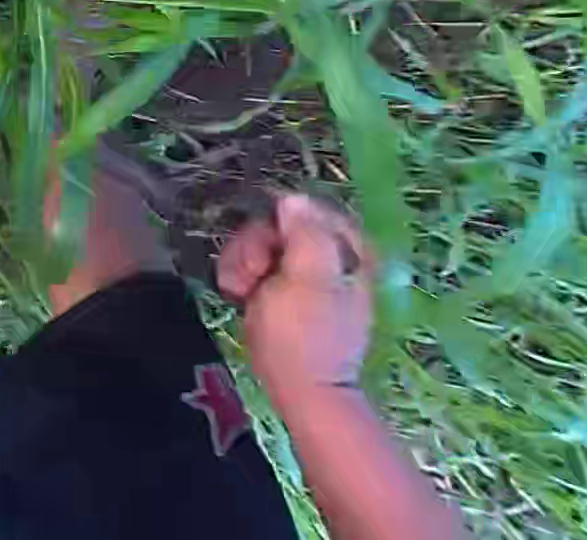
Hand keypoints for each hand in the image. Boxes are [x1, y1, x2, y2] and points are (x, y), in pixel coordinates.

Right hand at [217, 194, 372, 408]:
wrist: (298, 388)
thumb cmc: (306, 336)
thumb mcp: (308, 283)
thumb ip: (305, 236)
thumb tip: (292, 198)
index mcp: (348, 251)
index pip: (306, 208)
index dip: (276, 220)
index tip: (266, 244)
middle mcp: (327, 255)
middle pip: (275, 224)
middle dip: (252, 245)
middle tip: (251, 274)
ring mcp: (302, 272)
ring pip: (256, 241)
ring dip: (239, 262)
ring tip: (240, 290)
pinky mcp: (280, 285)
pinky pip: (250, 261)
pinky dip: (238, 274)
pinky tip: (238, 294)